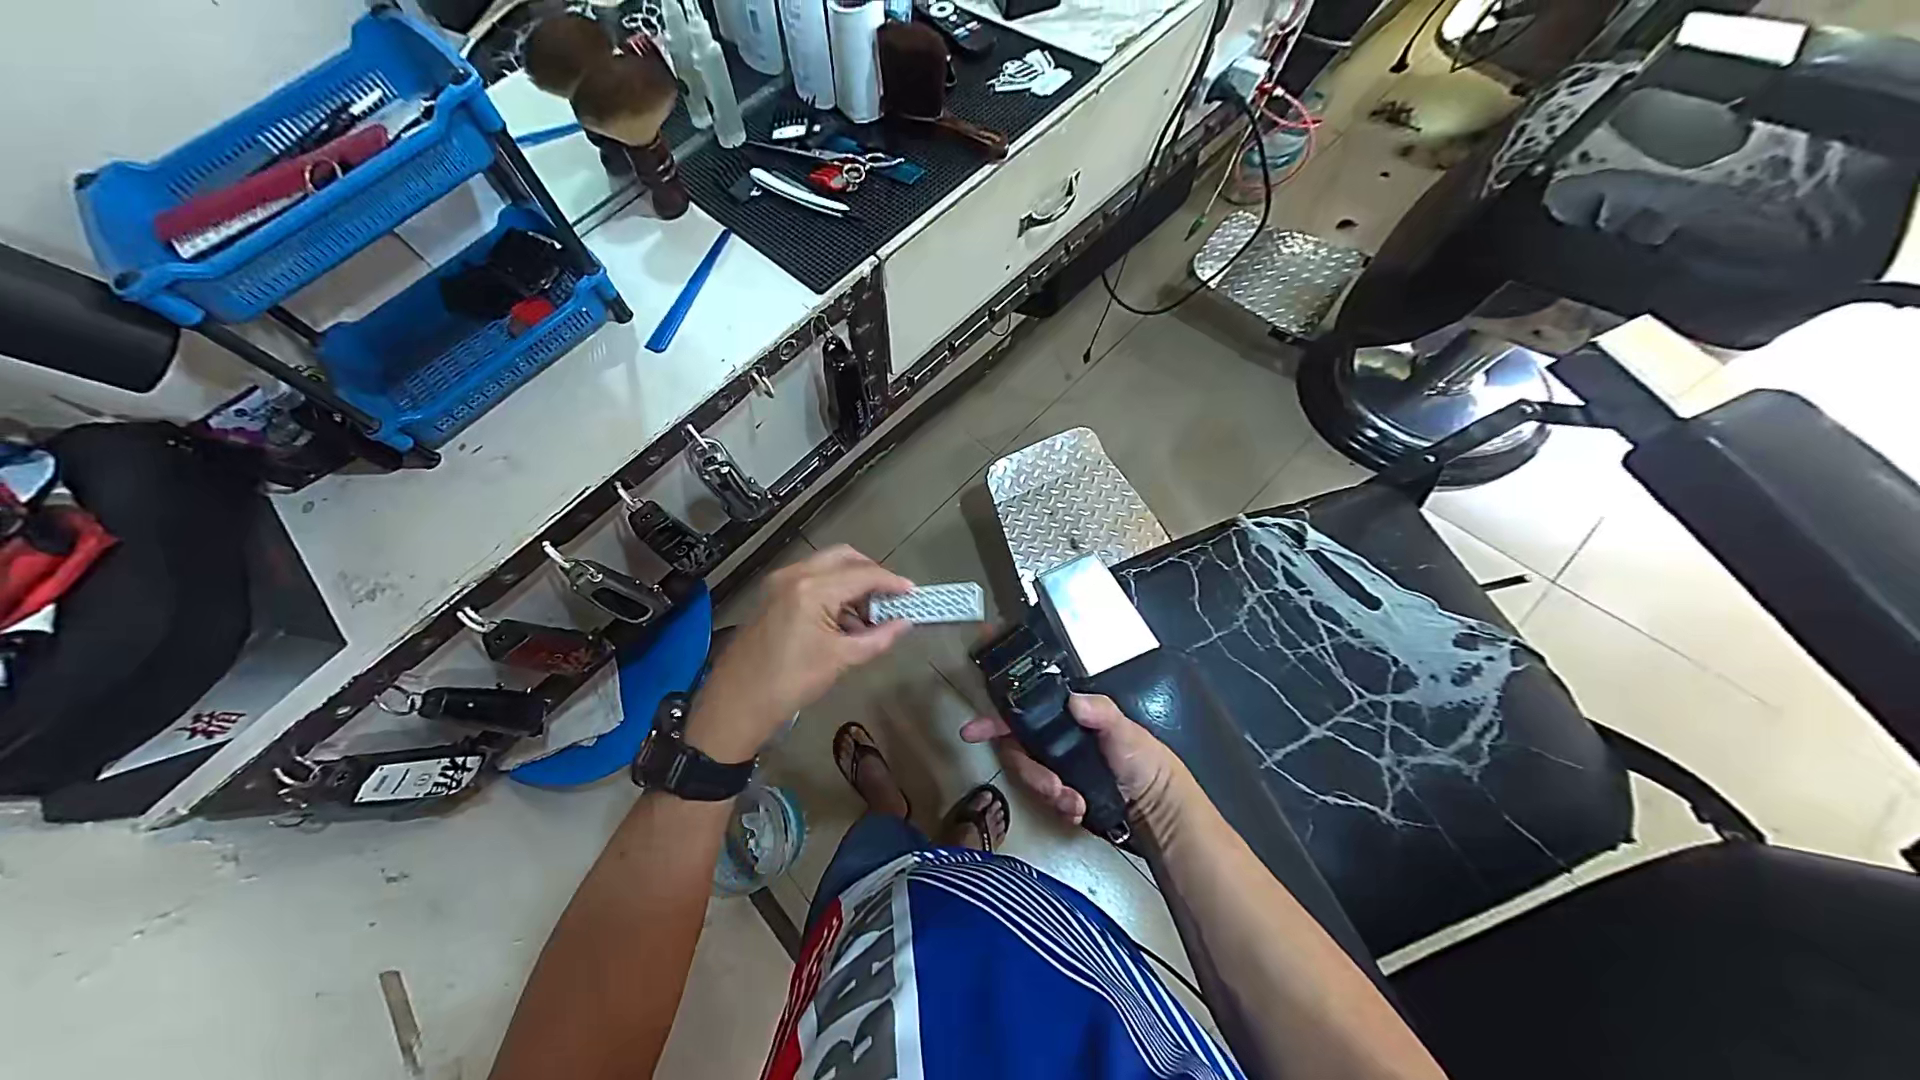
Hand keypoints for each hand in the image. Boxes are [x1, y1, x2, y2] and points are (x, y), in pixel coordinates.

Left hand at [687, 546, 913, 759]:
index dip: (892, 582)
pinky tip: (843, 620)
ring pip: (827, 565)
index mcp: (812, 589)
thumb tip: (904, 623)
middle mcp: (795, 575)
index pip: (863, 574)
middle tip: (890, 599)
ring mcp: (779, 582)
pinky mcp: (772, 593)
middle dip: (871, 574)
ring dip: (851, 582)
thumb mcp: (841, 660)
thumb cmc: (790, 682)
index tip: (913, 593)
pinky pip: (811, 578)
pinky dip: (832, 590)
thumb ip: (877, 637)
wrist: (736, 702)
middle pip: (845, 557)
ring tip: (868, 616)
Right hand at [960, 693, 1183, 825]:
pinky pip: (1042, 799)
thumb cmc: (1145, 762)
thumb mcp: (1128, 733)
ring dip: (1046, 790)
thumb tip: (1075, 701)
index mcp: (1067, 715)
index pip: (1024, 711)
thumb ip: (1102, 714)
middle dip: (1031, 772)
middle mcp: (1056, 738)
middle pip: (1017, 749)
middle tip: (1055, 786)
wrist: (1160, 811)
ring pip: (1028, 776)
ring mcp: (1057, 766)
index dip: (994, 719)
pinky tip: (1077, 810)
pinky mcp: (1061, 792)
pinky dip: (1057, 806)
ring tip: (1073, 802)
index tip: (972, 731)